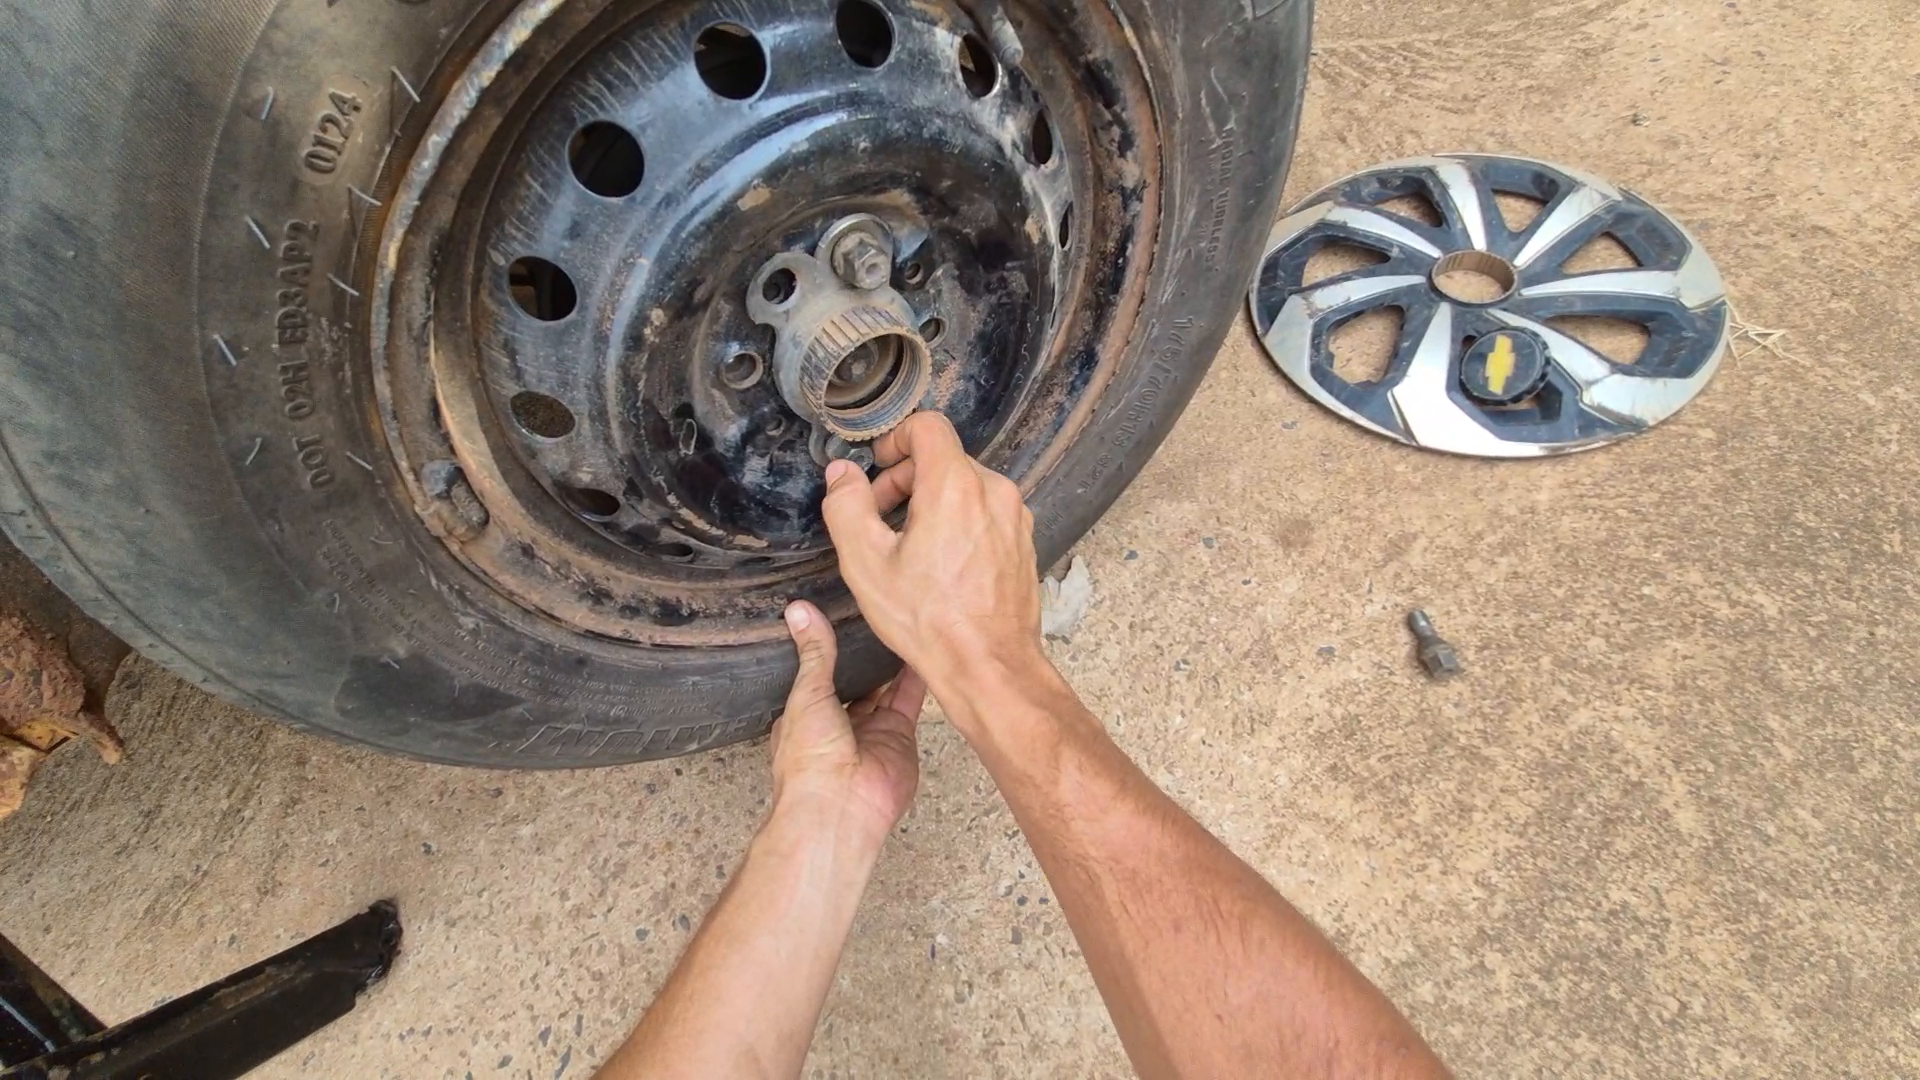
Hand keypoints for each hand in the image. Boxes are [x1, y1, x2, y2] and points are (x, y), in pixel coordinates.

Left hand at [768, 600, 926, 846]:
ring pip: (886, 689)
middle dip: (865, 658)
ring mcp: (872, 732)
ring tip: (902, 627)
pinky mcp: (900, 737)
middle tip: (877, 618)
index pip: (819, 678)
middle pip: (857, 684)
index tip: (840, 619)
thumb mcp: (807, 692)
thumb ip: (814, 652)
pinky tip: (922, 651)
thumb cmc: (809, 759)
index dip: (830, 653)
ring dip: (893, 664)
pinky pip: (910, 702)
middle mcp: (840, 725)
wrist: (841, 804)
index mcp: (807, 717)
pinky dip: (916, 678)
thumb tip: (799, 610)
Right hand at [819, 412, 1047, 694]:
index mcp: (955, 486)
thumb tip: (842, 474)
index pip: (927, 426)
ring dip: (932, 501)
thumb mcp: (866, 562)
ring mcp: (1015, 517)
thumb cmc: (929, 619)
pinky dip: (960, 521)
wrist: (989, 665)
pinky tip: (941, 562)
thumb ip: (847, 505)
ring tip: (909, 545)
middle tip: (881, 518)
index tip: (878, 468)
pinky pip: (986, 512)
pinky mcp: (1024, 541)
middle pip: (945, 458)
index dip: (895, 439)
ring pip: (967, 486)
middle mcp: (994, 492)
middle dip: (906, 479)